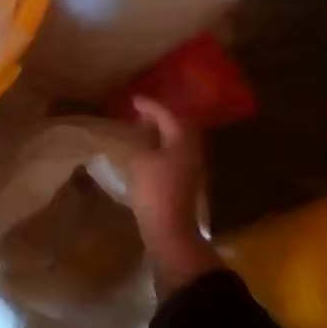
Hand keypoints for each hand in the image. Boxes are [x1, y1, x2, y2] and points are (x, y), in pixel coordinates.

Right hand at [128, 97, 221, 294]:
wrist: (170, 229)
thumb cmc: (154, 191)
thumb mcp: (140, 160)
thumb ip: (139, 141)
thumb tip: (137, 131)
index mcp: (182, 142)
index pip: (168, 115)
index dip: (150, 105)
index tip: (134, 99)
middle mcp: (192, 150)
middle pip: (179, 126)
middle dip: (161, 117)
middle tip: (141, 113)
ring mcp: (192, 166)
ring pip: (178, 140)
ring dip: (162, 132)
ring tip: (142, 129)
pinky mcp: (186, 180)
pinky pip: (175, 152)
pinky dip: (161, 145)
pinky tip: (147, 151)